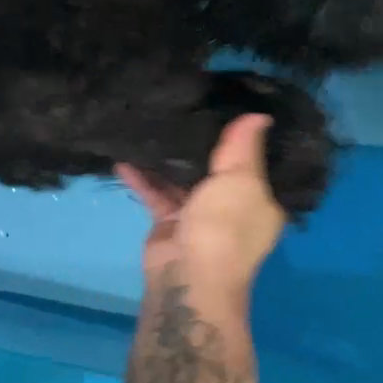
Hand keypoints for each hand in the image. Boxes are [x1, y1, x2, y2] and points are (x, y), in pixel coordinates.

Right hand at [115, 114, 284, 300]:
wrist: (189, 274)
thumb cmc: (224, 225)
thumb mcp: (240, 181)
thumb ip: (242, 149)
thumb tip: (259, 115)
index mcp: (259, 200)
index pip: (253, 164)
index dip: (242, 139)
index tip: (224, 108)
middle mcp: (231, 207)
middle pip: (214, 171)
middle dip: (198, 146)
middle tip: (180, 111)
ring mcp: (198, 215)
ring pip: (181, 181)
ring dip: (165, 162)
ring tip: (147, 130)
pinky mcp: (168, 222)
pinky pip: (155, 194)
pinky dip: (141, 179)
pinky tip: (123, 160)